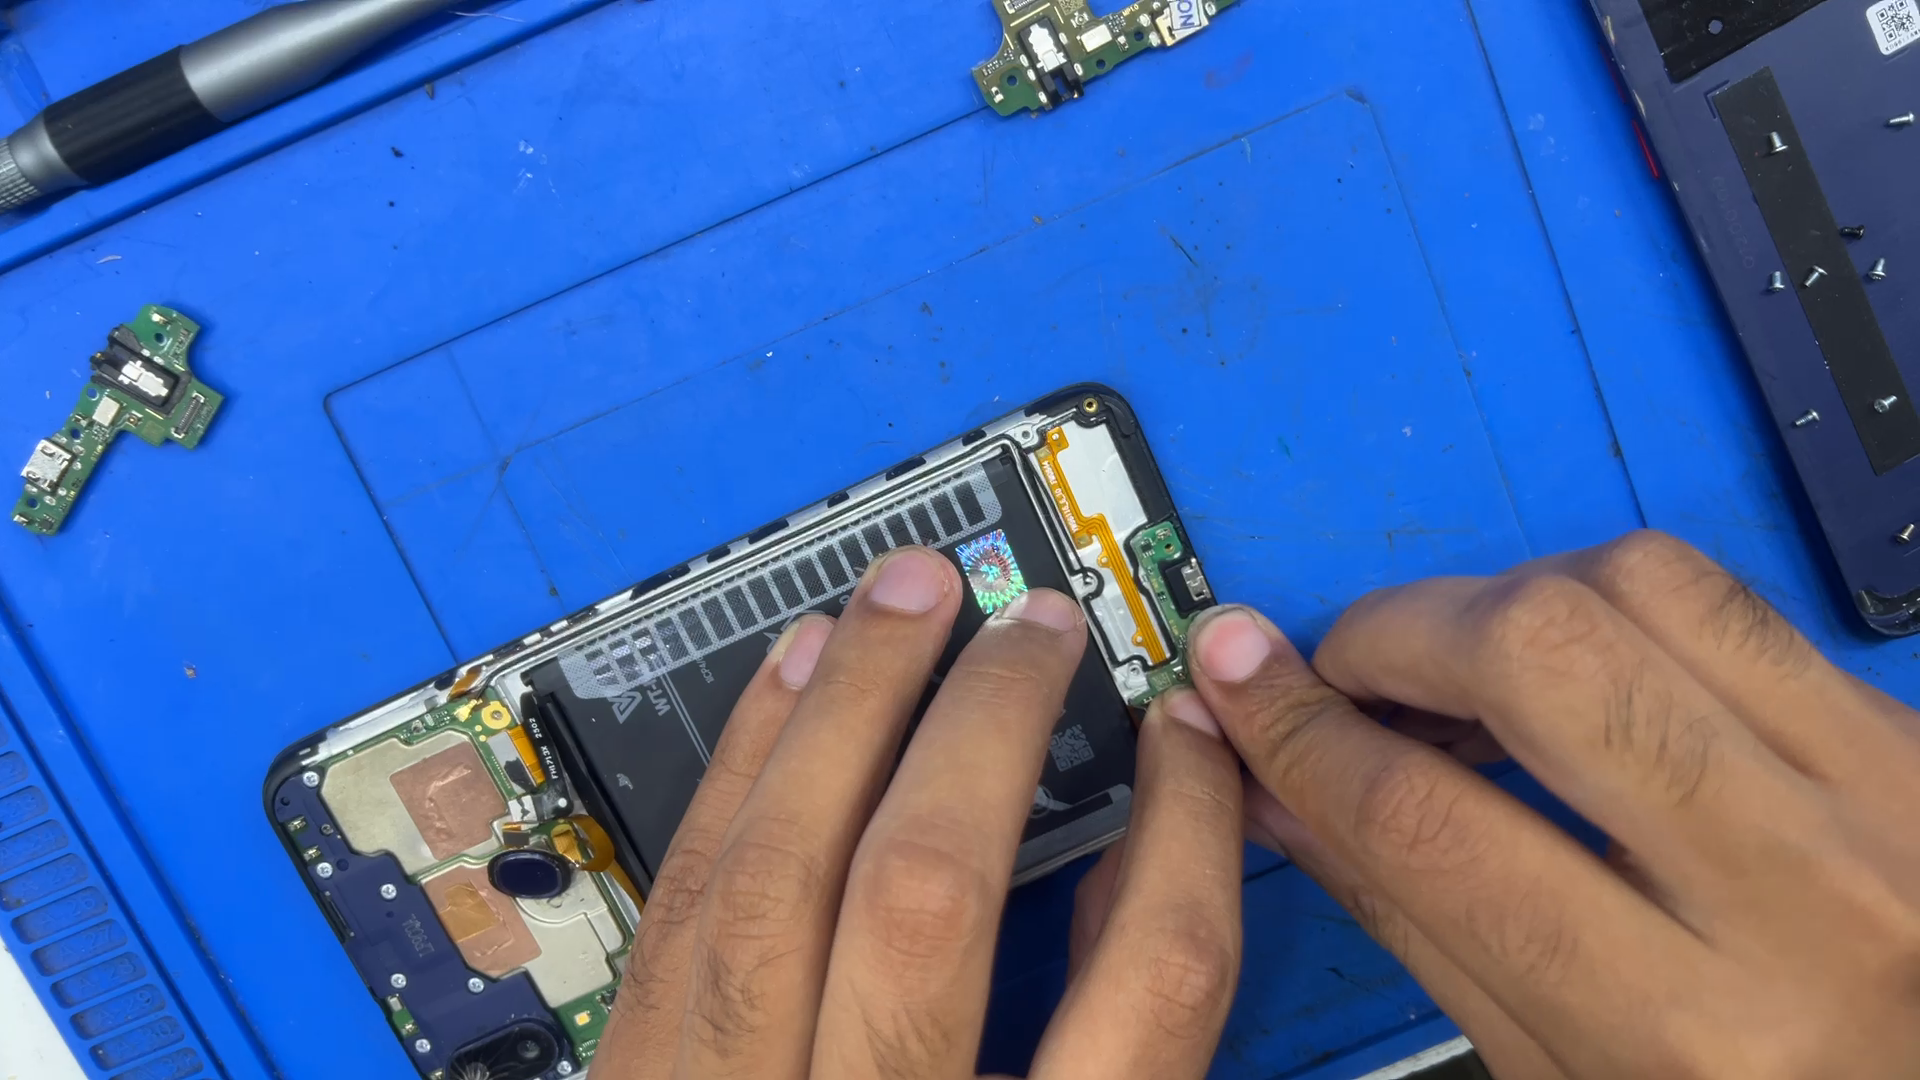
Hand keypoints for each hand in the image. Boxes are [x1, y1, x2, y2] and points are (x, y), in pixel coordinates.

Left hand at [593, 546, 1245, 1078]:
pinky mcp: (627, 1068)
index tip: (1188, 729)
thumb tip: (1151, 853)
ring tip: (904, 586)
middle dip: (990, 722)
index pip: (1143, 997)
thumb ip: (1112, 1042)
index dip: (1185, 837)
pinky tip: (792, 660)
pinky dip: (750, 752)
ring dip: (852, 694)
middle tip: (1033, 615)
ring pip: (782, 862)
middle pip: (927, 892)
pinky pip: (692, 880)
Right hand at [1186, 530, 1919, 1078]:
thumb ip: (1381, 893)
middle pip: (1535, 654)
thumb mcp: (1530, 1051)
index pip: (1419, 819)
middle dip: (1393, 636)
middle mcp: (1806, 900)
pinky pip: (1701, 587)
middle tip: (1353, 672)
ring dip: (1492, 603)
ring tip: (1460, 671)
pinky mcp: (1907, 729)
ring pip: (1625, 583)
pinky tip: (1559, 666)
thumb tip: (1254, 772)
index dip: (1292, 728)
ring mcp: (1889, 795)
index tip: (1227, 670)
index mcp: (1683, 1035)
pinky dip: (1584, 596)